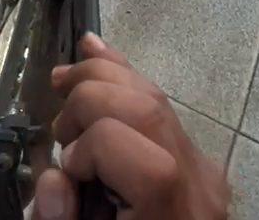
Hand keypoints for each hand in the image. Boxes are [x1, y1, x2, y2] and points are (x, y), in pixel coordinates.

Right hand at [32, 33, 228, 219]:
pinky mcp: (198, 167)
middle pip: (146, 107)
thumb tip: (54, 183)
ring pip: (156, 96)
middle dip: (90, 101)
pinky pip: (162, 110)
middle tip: (60, 135)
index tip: (68, 181)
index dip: (88, 149)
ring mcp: (203, 171)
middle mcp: (197, 185)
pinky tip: (95, 55)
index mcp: (171, 216)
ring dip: (104, 80)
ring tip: (63, 82)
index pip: (129, 144)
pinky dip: (124, 82)